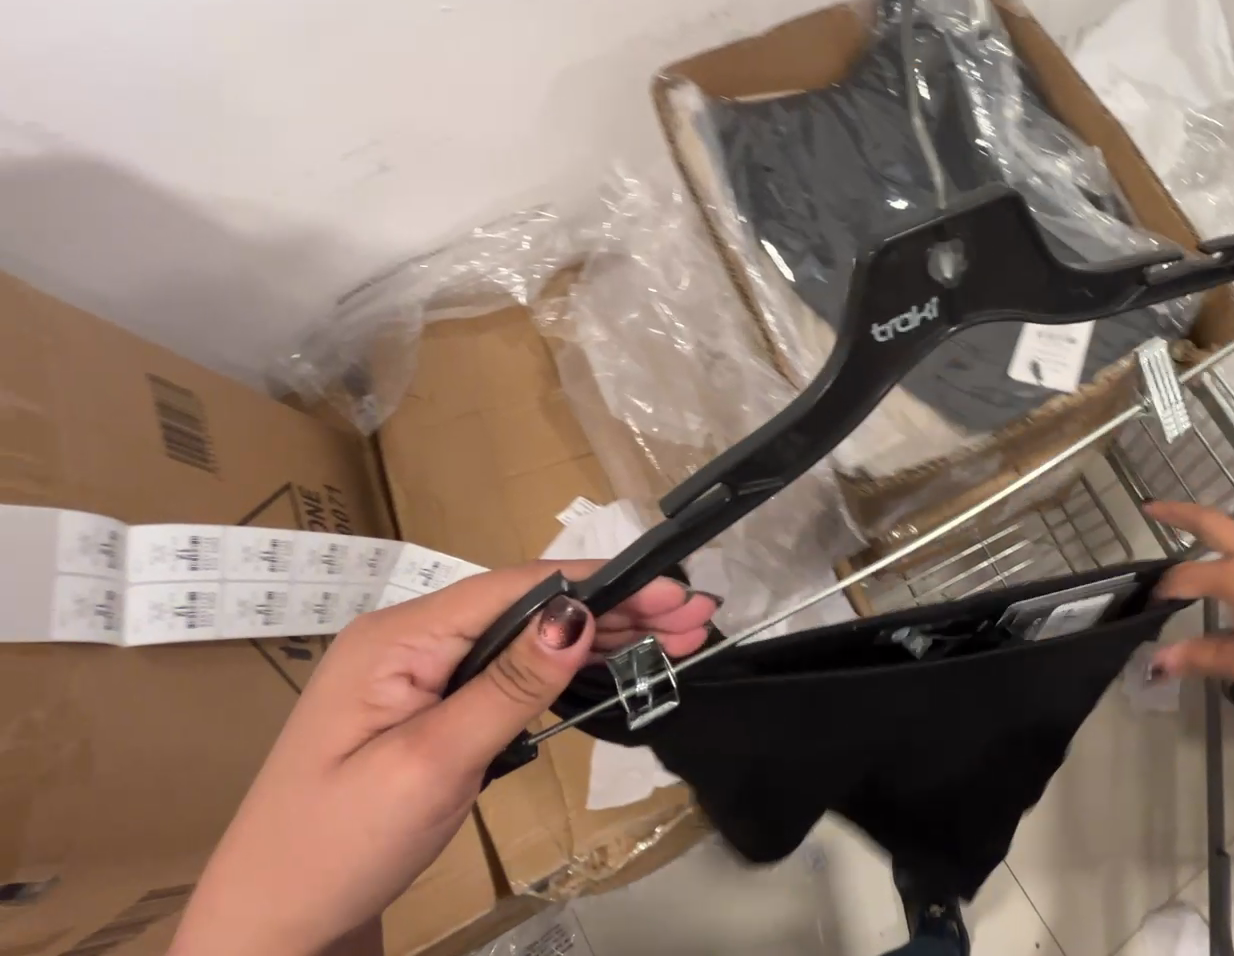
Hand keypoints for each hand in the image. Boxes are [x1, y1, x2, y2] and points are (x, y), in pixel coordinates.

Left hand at [170, 563, 717, 955]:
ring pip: (533, 636)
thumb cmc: (338, 847)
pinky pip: (516, 669)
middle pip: (534, 606)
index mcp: (402, 636)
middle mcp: (416, 638)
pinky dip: (572, 666)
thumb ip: (510, 683)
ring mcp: (426, 670)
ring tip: (679, 635)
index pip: (522, 587)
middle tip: (695, 615)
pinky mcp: (439, 701)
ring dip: (605, 634)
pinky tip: (621, 660)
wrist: (269, 932)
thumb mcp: (431, 762)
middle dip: (619, 607)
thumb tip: (578, 613)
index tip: (674, 592)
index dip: (604, 584)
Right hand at [1146, 501, 1233, 700]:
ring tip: (1184, 522)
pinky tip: (1227, 553)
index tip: (1148, 606)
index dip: (1163, 590)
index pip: (1185, 576)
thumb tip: (1155, 662)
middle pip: (1208, 522)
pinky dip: (1227, 534)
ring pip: (1233, 526)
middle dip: (1176, 513)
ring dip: (1205, 520)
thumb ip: (1197, 656)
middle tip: (1149, 507)